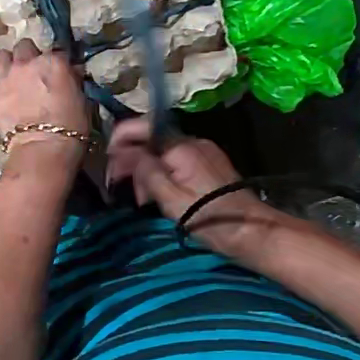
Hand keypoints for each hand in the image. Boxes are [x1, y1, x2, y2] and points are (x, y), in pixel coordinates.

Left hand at [0, 40, 91, 158]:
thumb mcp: (82, 99)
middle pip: (24, 47)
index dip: (56, 61)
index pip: (56, 51)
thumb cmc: (71, 125)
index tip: (58, 70)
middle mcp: (26, 63)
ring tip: (9, 77)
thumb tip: (72, 71)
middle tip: (31, 71)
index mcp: (52, 61)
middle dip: (27, 55)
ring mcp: (4, 78)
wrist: (43, 147)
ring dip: (5, 65)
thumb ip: (73, 80)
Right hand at [107, 119, 281, 251]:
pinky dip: (161, 173)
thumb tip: (124, 153)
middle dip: (131, 159)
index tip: (106, 159)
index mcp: (181, 147)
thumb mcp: (170, 199)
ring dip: (145, 169)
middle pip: (151, 140)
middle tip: (117, 186)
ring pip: (162, 151)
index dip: (120, 139)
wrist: (252, 232)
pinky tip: (157, 194)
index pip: (142, 127)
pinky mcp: (209, 164)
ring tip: (139, 196)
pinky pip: (176, 160)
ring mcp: (203, 152)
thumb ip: (145, 172)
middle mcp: (193, 141)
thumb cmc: (209, 219)